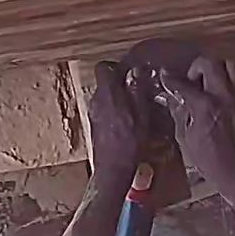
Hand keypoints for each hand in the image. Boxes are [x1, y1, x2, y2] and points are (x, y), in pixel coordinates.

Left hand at [86, 60, 144, 188]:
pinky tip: (129, 122)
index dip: (115, 66)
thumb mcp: (141, 114)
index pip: (103, 67)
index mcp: (106, 94)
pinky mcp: (94, 125)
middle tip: (138, 89)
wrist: (113, 169)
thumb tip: (138, 70)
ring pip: (105, 97)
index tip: (130, 71)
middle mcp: (95, 101)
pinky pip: (104, 110)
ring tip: (136, 107)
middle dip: (120, 83)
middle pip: (104, 82)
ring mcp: (93, 113)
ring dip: (119, 98)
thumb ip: (138, 90)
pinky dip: (115, 110)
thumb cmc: (129, 141)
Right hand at [156, 55, 234, 197]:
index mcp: (205, 106)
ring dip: (216, 71)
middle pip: (211, 64)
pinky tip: (222, 94)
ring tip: (207, 84)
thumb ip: (180, 111)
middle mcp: (224, 96)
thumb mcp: (185, 136)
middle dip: (196, 69)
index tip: (165, 77)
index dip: (171, 80)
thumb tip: (173, 96)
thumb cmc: (207, 159)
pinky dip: (231, 82)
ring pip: (230, 66)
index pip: (184, 84)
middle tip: (190, 81)